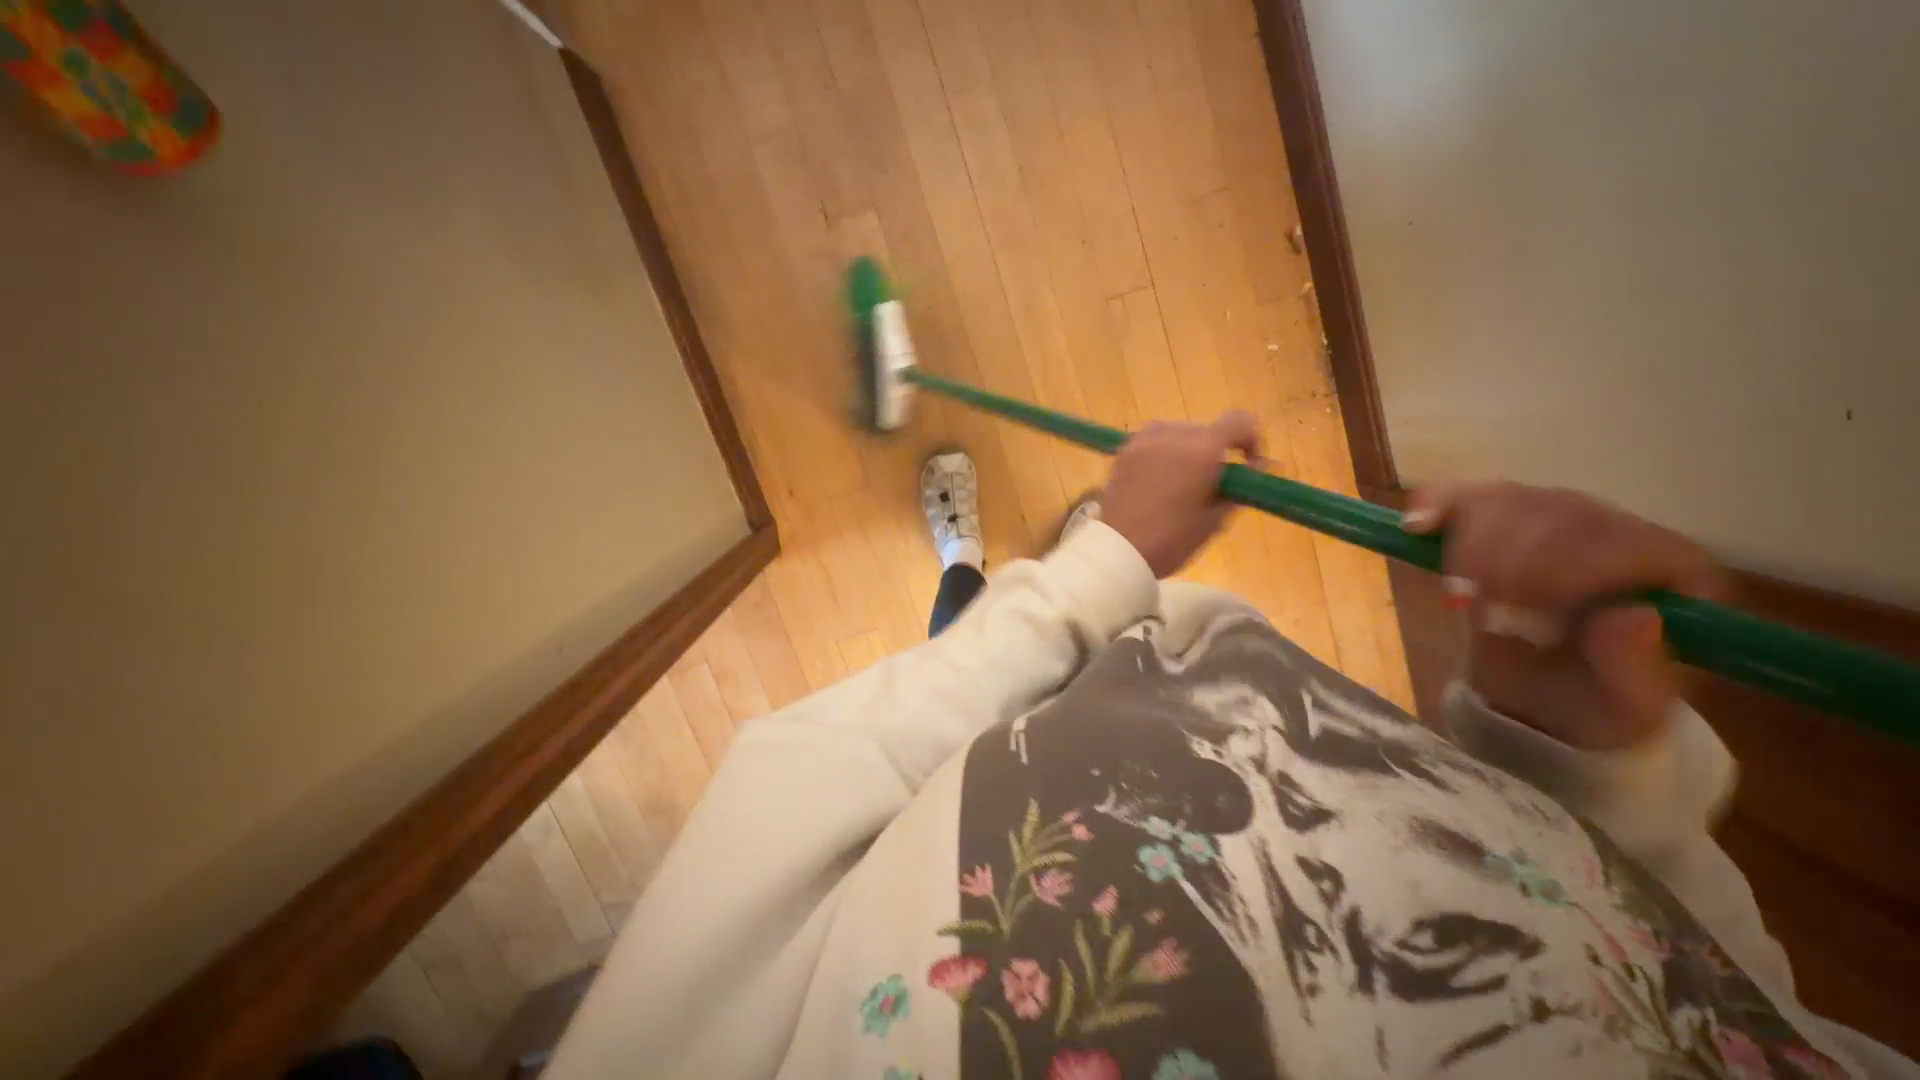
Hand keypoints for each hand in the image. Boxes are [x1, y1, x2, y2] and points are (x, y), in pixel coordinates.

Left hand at [1101, 411, 1259, 577]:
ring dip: (1188, 449)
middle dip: (1217, 451)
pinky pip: (1153, 440)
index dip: (1251, 440)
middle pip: (1207, 430)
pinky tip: (1160, 477)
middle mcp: (1173, 435)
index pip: (1240, 422)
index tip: (1249, 465)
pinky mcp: (1123, 451)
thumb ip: (1240, 488)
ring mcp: (1144, 440)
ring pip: (1178, 432)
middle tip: (1213, 483)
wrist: (1119, 550)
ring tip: (1184, 480)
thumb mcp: (1215, 519)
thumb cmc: (1172, 540)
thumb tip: (1259, 469)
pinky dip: (1163, 451)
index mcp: (1201, 450)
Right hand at [1404, 481, 1723, 749]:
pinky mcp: (1506, 517)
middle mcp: (1621, 530)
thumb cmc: (1594, 706)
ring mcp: (1559, 517)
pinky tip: (1419, 526)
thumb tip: (1633, 614)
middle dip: (1509, 564)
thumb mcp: (1626, 710)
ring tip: (1464, 598)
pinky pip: (1468, 495)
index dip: (1563, 567)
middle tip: (1485, 618)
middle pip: (1557, 512)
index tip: (1518, 617)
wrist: (1545, 700)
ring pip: (1509, 500)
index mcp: (1672, 570)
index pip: (1620, 539)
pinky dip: (1439, 505)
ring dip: (1472, 548)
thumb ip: (1636, 668)